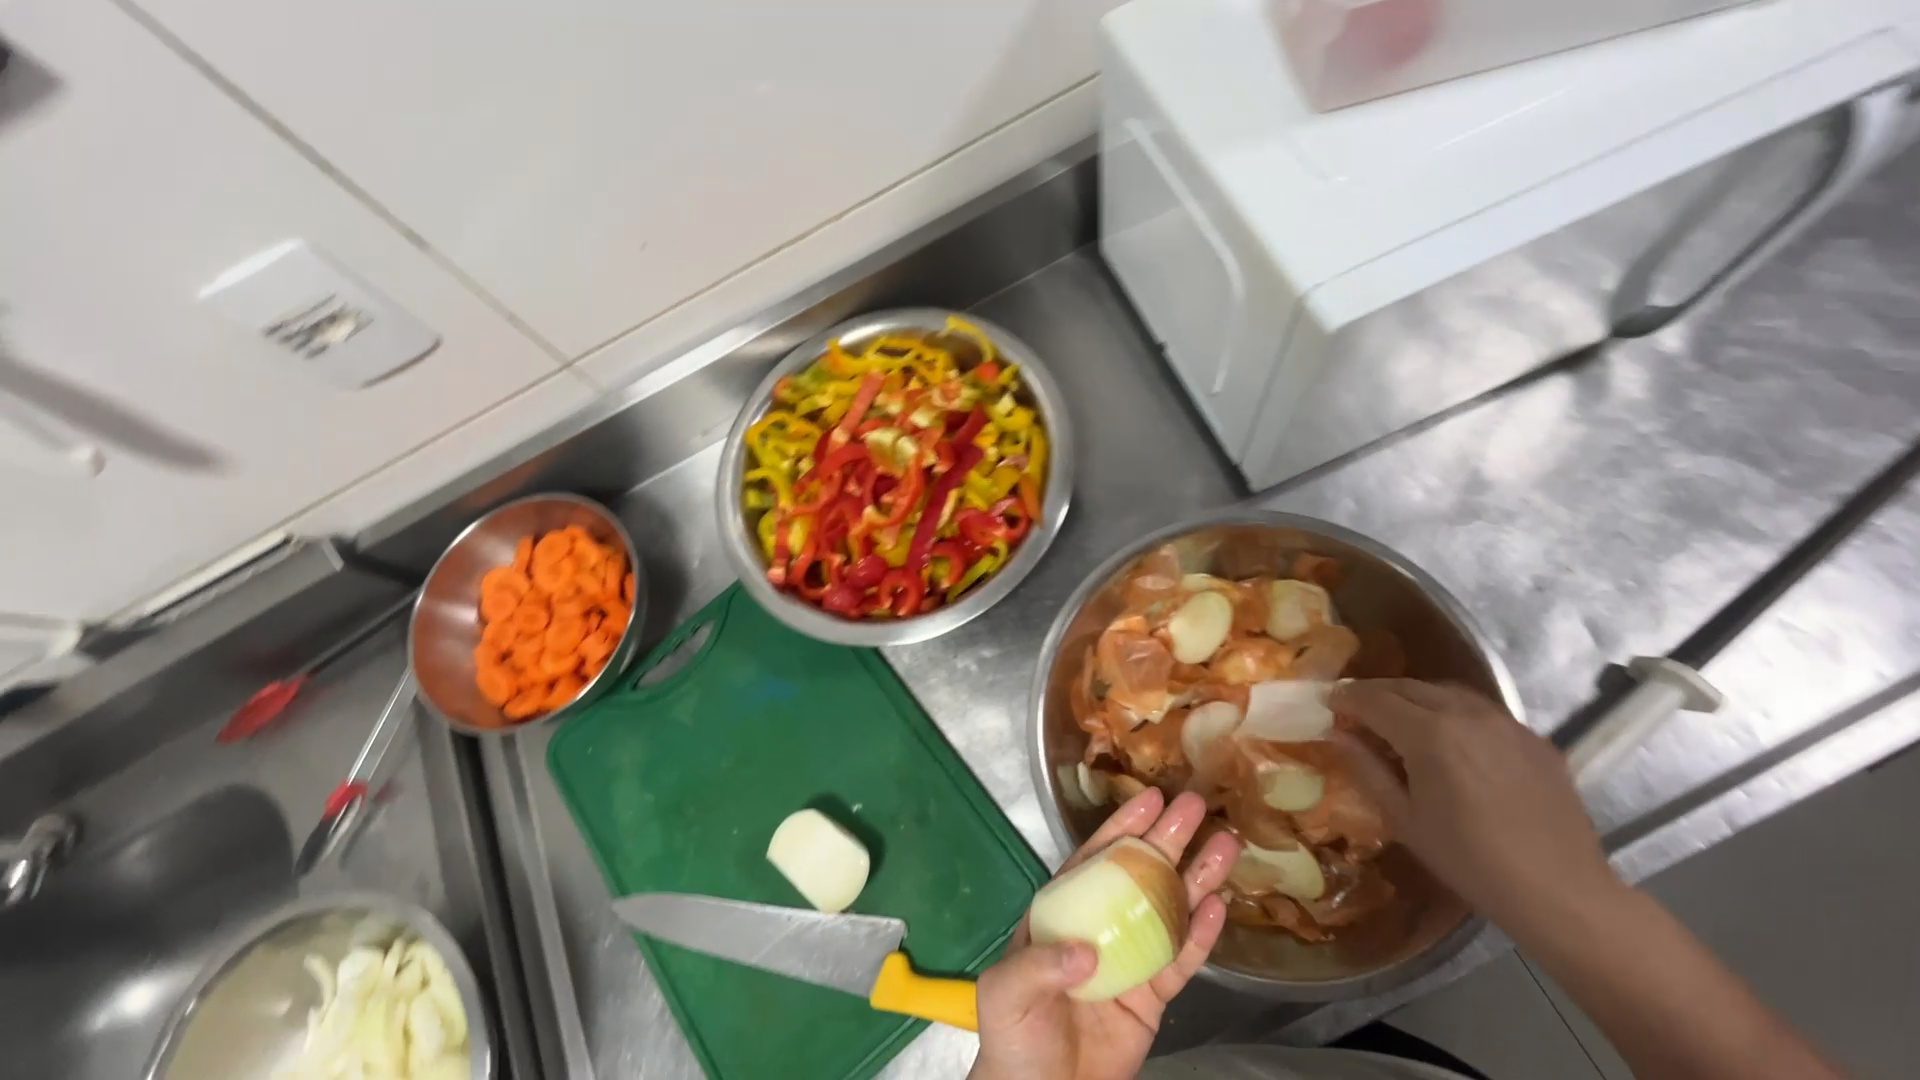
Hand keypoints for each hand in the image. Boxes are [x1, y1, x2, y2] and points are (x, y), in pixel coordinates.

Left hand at [969, 788, 1239, 1079]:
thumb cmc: (1016, 1035)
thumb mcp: (1007, 992)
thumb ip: (1040, 965)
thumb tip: (1088, 950)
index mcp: (1064, 912)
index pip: (1094, 859)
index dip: (1122, 828)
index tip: (1150, 798)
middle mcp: (1100, 925)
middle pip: (1138, 875)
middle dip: (1167, 839)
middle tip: (1198, 805)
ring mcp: (1130, 957)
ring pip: (1168, 909)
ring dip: (1196, 877)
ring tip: (1226, 845)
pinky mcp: (1153, 995)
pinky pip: (1181, 961)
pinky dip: (1201, 935)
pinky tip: (1219, 906)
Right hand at [1329, 679, 1623, 937]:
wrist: (1559, 891)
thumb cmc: (1468, 860)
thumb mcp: (1403, 819)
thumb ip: (1366, 769)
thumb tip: (1338, 735)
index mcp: (1429, 734)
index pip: (1374, 699)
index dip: (1345, 698)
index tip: (1326, 704)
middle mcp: (1467, 714)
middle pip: (1409, 686)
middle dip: (1377, 692)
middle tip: (1355, 708)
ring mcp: (1506, 723)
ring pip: (1448, 692)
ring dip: (1415, 697)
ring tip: (1400, 719)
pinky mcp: (1534, 739)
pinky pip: (1484, 713)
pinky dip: (1455, 715)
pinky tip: (1452, 742)